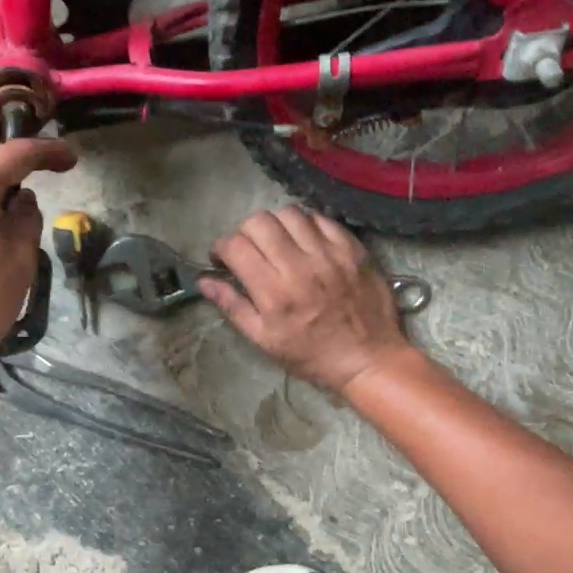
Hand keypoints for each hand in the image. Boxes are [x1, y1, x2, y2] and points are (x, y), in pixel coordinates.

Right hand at [199, 206, 412, 393]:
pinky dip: (306, 224)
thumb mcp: (263, 340)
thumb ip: (232, 306)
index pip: (235, 246)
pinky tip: (304, 241)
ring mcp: (329, 254)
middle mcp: (299, 266)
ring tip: (277, 242)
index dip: (221, 248)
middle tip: (249, 249)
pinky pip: (321, 218)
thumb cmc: (310, 355)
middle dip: (245, 232)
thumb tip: (203, 280)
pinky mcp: (352, 248)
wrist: (368, 360)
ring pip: (290, 213)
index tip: (223, 260)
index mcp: (273, 292)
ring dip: (275, 224)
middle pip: (259, 222)